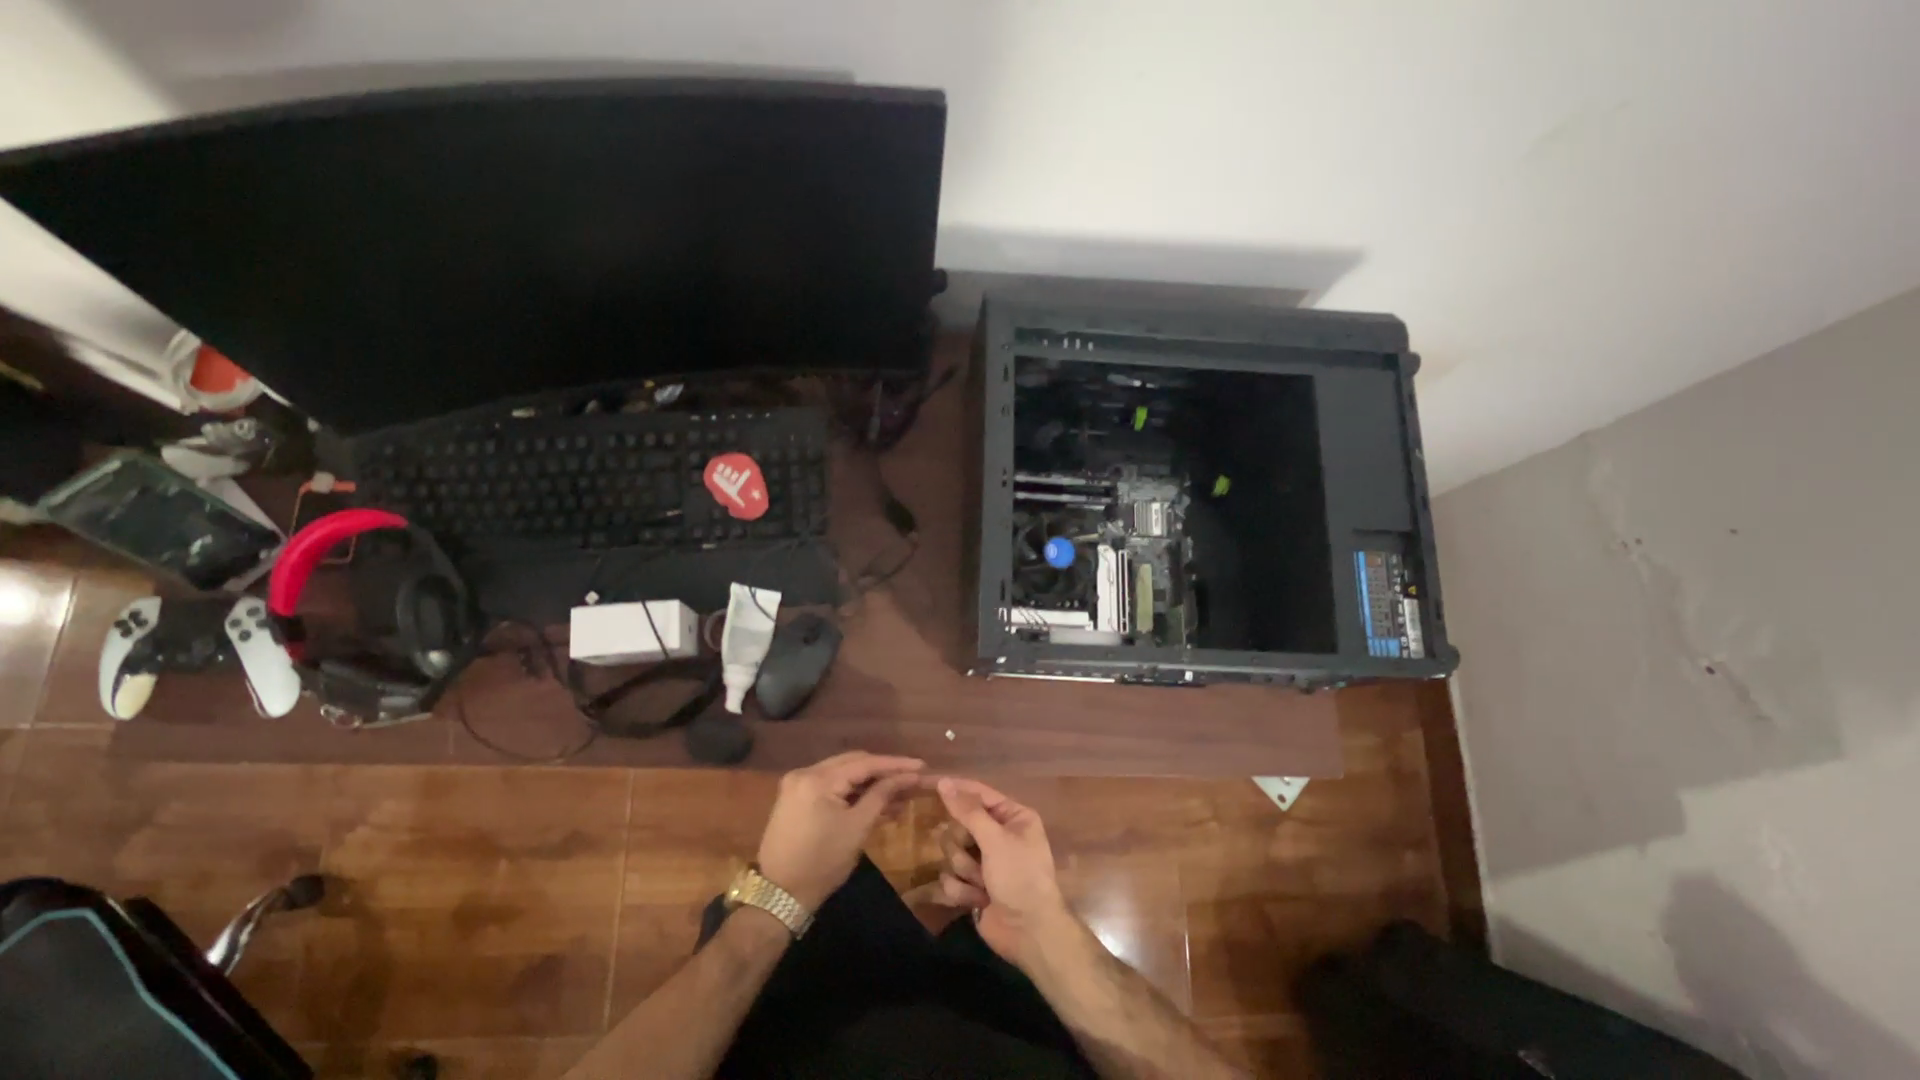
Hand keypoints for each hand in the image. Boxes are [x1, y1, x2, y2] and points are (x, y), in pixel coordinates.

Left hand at [756, 751, 923, 910]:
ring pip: (843, 776)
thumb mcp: (857, 828)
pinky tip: (876, 803)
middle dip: (884, 772)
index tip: (922, 765)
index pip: (864, 763)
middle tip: (912, 779)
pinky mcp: (796, 799)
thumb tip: (907, 777)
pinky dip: (853, 794)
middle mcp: (804, 773)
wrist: (780, 894)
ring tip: (901, 795)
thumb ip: (882, 796)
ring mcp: (797, 785)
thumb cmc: (823, 862)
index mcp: (818, 779)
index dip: (896, 764)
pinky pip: (831, 788)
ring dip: (869, 784)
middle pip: (852, 763)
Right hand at [934, 777, 1072, 970]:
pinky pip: (951, 879)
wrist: (1029, 932)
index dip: (957, 790)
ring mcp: (986, 863)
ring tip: (982, 884)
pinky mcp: (974, 887)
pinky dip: (963, 890)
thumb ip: (968, 810)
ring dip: (965, 870)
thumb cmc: (1019, 877)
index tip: (930, 783)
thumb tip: (944, 782)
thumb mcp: (996, 839)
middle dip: (963, 845)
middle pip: (960, 826)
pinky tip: (978, 901)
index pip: (980, 794)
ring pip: (953, 853)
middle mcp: (1000, 836)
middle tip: (976, 857)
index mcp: (1014, 818)